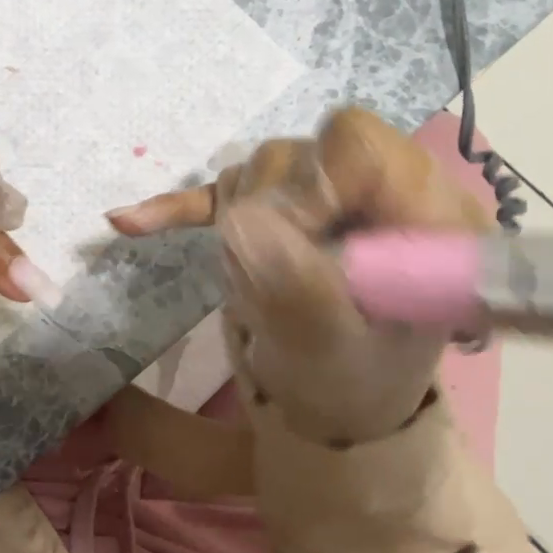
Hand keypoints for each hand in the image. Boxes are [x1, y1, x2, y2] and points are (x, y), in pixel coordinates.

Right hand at [105, 107, 489, 444]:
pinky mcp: (284, 210)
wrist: (336, 405)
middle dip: (269, 203)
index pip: (361, 146)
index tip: (296, 237)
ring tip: (245, 275)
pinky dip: (178, 208)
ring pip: (264, 168)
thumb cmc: (349, 382)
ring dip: (235, 216)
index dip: (313, 178)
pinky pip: (226, 191)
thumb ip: (297, 278)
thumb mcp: (334, 340)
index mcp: (426, 215)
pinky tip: (127, 222)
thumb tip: (241, 219)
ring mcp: (329, 197)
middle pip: (306, 151)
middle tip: (265, 262)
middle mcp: (383, 191)